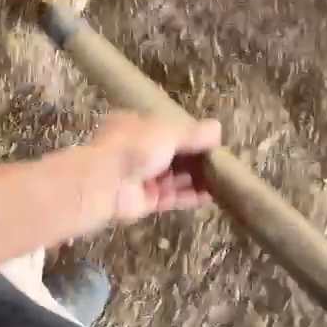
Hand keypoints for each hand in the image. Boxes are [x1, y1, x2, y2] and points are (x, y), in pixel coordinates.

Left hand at [86, 112, 222, 222]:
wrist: (103, 184)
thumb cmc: (134, 148)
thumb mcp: (168, 131)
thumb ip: (194, 133)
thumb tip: (217, 129)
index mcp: (134, 127)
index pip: (165, 128)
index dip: (189, 135)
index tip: (213, 141)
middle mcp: (135, 150)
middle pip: (171, 155)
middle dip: (196, 159)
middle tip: (222, 164)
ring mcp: (138, 176)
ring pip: (173, 177)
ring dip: (196, 179)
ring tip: (224, 181)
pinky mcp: (143, 200)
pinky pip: (171, 197)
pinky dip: (190, 196)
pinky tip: (211, 196)